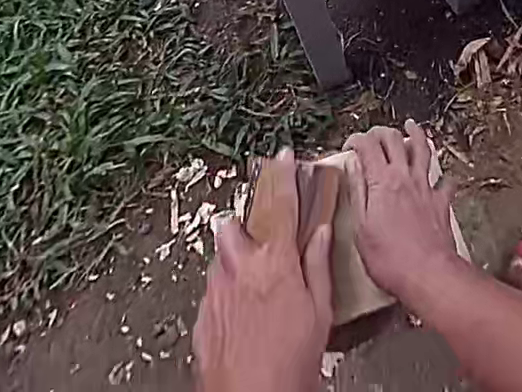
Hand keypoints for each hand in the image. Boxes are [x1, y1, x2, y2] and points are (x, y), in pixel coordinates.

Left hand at [195, 148, 332, 391]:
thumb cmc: (290, 365)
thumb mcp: (320, 310)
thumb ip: (317, 264)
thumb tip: (318, 233)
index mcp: (275, 263)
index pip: (280, 205)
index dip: (283, 177)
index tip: (283, 157)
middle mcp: (240, 271)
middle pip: (233, 227)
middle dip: (244, 224)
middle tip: (260, 236)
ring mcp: (216, 296)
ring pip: (220, 261)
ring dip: (235, 262)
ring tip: (253, 285)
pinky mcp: (201, 322)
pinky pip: (212, 293)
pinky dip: (226, 294)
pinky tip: (243, 315)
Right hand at [345, 122, 464, 304]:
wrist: (427, 273)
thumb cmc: (390, 259)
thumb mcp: (362, 228)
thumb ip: (358, 193)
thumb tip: (354, 168)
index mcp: (382, 182)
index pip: (368, 147)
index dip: (358, 140)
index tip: (351, 143)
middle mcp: (405, 177)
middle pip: (395, 140)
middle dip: (383, 132)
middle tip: (375, 134)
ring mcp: (426, 186)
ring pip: (423, 150)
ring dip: (417, 134)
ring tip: (412, 126)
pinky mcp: (441, 200)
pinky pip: (445, 181)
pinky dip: (441, 175)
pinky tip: (441, 175)